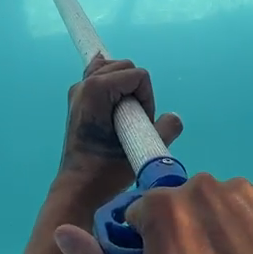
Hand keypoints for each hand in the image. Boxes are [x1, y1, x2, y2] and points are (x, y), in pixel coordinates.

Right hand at [51, 174, 252, 253]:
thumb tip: (61, 231)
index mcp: (164, 205)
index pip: (139, 216)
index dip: (146, 248)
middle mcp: (202, 185)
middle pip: (176, 206)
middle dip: (178, 234)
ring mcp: (243, 192)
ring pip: (212, 205)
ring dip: (212, 230)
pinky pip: (246, 210)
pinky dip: (245, 231)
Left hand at [52, 55, 182, 206]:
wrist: (78, 186)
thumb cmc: (107, 171)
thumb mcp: (142, 150)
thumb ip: (165, 130)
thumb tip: (174, 118)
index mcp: (96, 90)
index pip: (137, 76)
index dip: (146, 98)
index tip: (139, 124)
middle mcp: (84, 84)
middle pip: (125, 67)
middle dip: (136, 90)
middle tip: (133, 121)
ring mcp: (78, 90)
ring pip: (112, 67)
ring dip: (125, 86)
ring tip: (124, 116)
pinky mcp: (79, 98)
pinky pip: (98, 74)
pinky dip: (110, 78)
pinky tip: (115, 92)